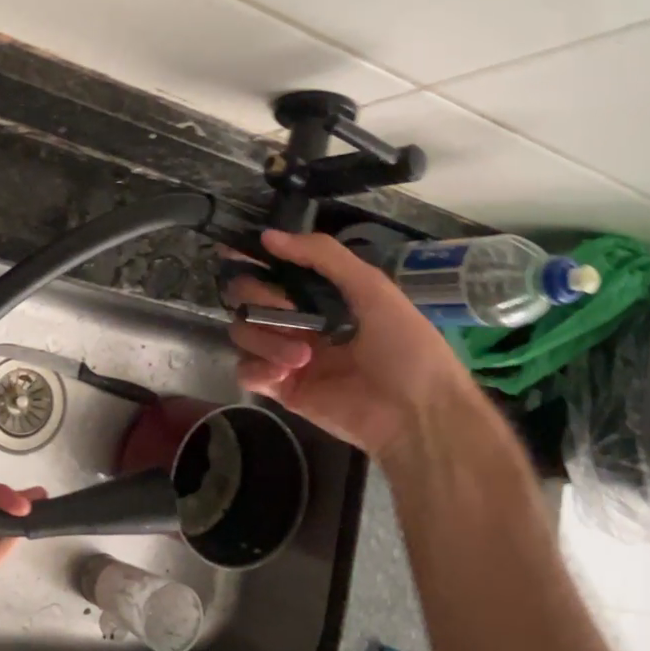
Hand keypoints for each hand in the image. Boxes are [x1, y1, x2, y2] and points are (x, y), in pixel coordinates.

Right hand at [227, 230, 477, 460]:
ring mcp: (289, 356)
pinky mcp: (282, 389)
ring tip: (300, 359)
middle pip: (251, 300)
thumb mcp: (374, 290)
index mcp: (325, 298)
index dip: (255, 262)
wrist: (416, 415)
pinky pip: (245, 370)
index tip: (233, 252)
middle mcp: (301, 323)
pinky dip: (256, 368)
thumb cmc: (406, 348)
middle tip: (281, 311)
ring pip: (245, 333)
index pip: (277, 273)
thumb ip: (324, 257)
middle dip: (259, 300)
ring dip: (265, 340)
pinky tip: (281, 374)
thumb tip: (269, 236)